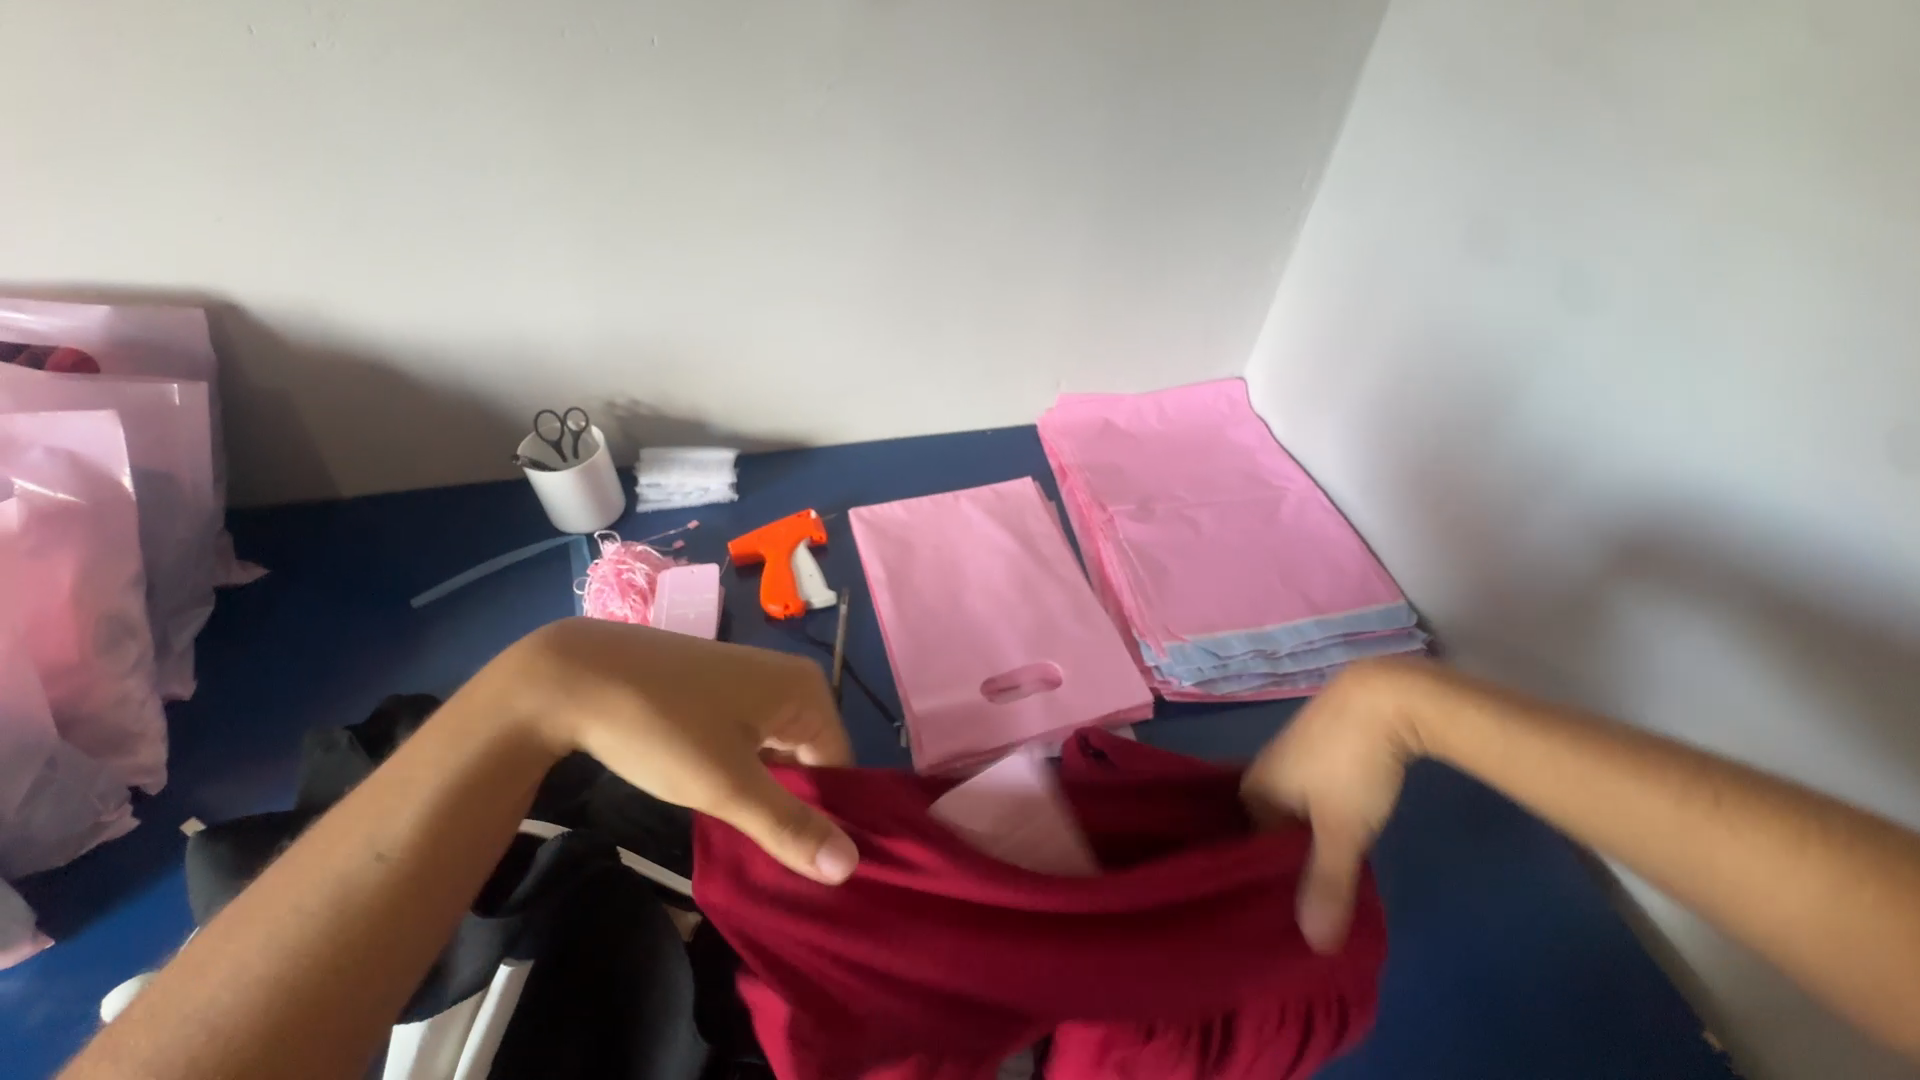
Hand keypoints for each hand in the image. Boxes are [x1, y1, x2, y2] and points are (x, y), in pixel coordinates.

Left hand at [493, 617, 859, 884]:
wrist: (570, 676)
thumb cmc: (660, 726)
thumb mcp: (726, 785)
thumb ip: (789, 827)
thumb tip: (851, 868)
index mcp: (807, 691)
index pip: (838, 770)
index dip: (824, 822)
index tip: (802, 871)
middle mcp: (789, 681)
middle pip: (810, 761)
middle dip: (790, 810)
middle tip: (767, 863)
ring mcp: (752, 684)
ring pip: (776, 755)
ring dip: (762, 796)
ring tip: (742, 841)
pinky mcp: (719, 693)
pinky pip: (748, 743)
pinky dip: (738, 775)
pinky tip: (717, 805)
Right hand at [1241, 658, 1432, 951]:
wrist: (1388, 696)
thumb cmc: (1352, 764)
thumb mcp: (1342, 830)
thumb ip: (1327, 885)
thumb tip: (1315, 947)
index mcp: (1251, 789)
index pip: (1252, 850)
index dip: (1272, 884)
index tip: (1293, 916)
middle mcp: (1261, 772)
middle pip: (1270, 832)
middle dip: (1290, 865)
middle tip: (1314, 903)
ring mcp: (1289, 758)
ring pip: (1292, 814)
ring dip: (1309, 842)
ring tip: (1330, 875)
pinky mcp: (1318, 749)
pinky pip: (1308, 796)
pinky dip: (1321, 818)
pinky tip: (1343, 834)